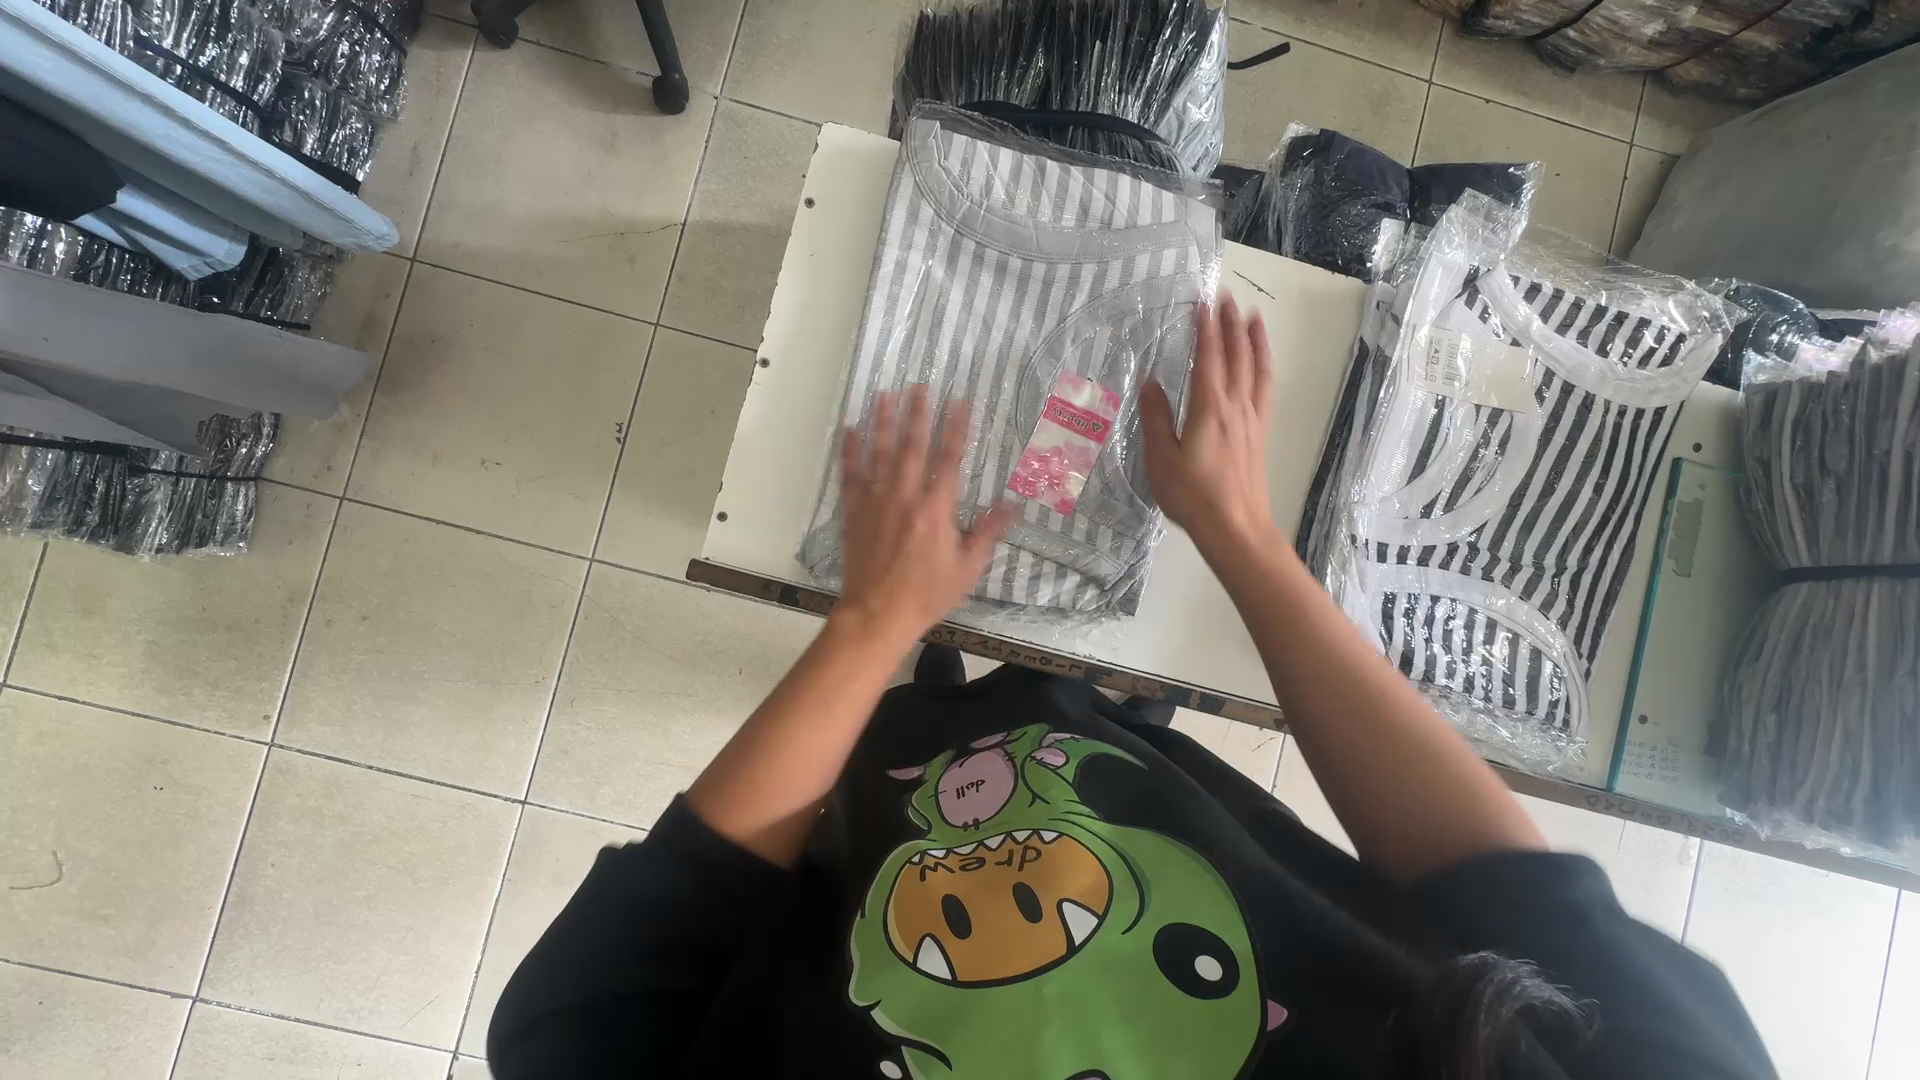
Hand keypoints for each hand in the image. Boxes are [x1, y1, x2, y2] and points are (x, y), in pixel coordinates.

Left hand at [834, 385, 1012, 649]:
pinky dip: (850, 451)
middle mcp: (905, 496)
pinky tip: (850, 430)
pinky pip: (850, 475)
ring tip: (884, 394)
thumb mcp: (968, 567)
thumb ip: (987, 532)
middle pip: (912, 446)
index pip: (949, 458)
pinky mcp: (853, 513)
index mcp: (936, 507)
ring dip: (883, 422)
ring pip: (879, 453)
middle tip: (919, 385)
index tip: (959, 401)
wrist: (878, 614)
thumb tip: (1012, 506)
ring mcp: (875, 502)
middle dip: (917, 413)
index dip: (955, 427)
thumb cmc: (927, 593)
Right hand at [1139, 292, 1277, 557]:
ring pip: (1256, 369)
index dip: (1205, 329)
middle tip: (1227, 296)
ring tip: (1252, 316)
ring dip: (1253, 340)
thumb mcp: (1161, 460)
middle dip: (1230, 325)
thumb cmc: (1192, 497)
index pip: (1208, 358)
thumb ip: (1156, 418)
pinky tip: (1261, 363)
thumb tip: (1151, 383)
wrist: (1235, 527)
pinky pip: (1264, 389)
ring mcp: (1251, 419)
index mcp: (1208, 409)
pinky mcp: (1259, 433)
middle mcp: (1235, 407)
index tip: (1202, 302)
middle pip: (1236, 356)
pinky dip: (1264, 367)